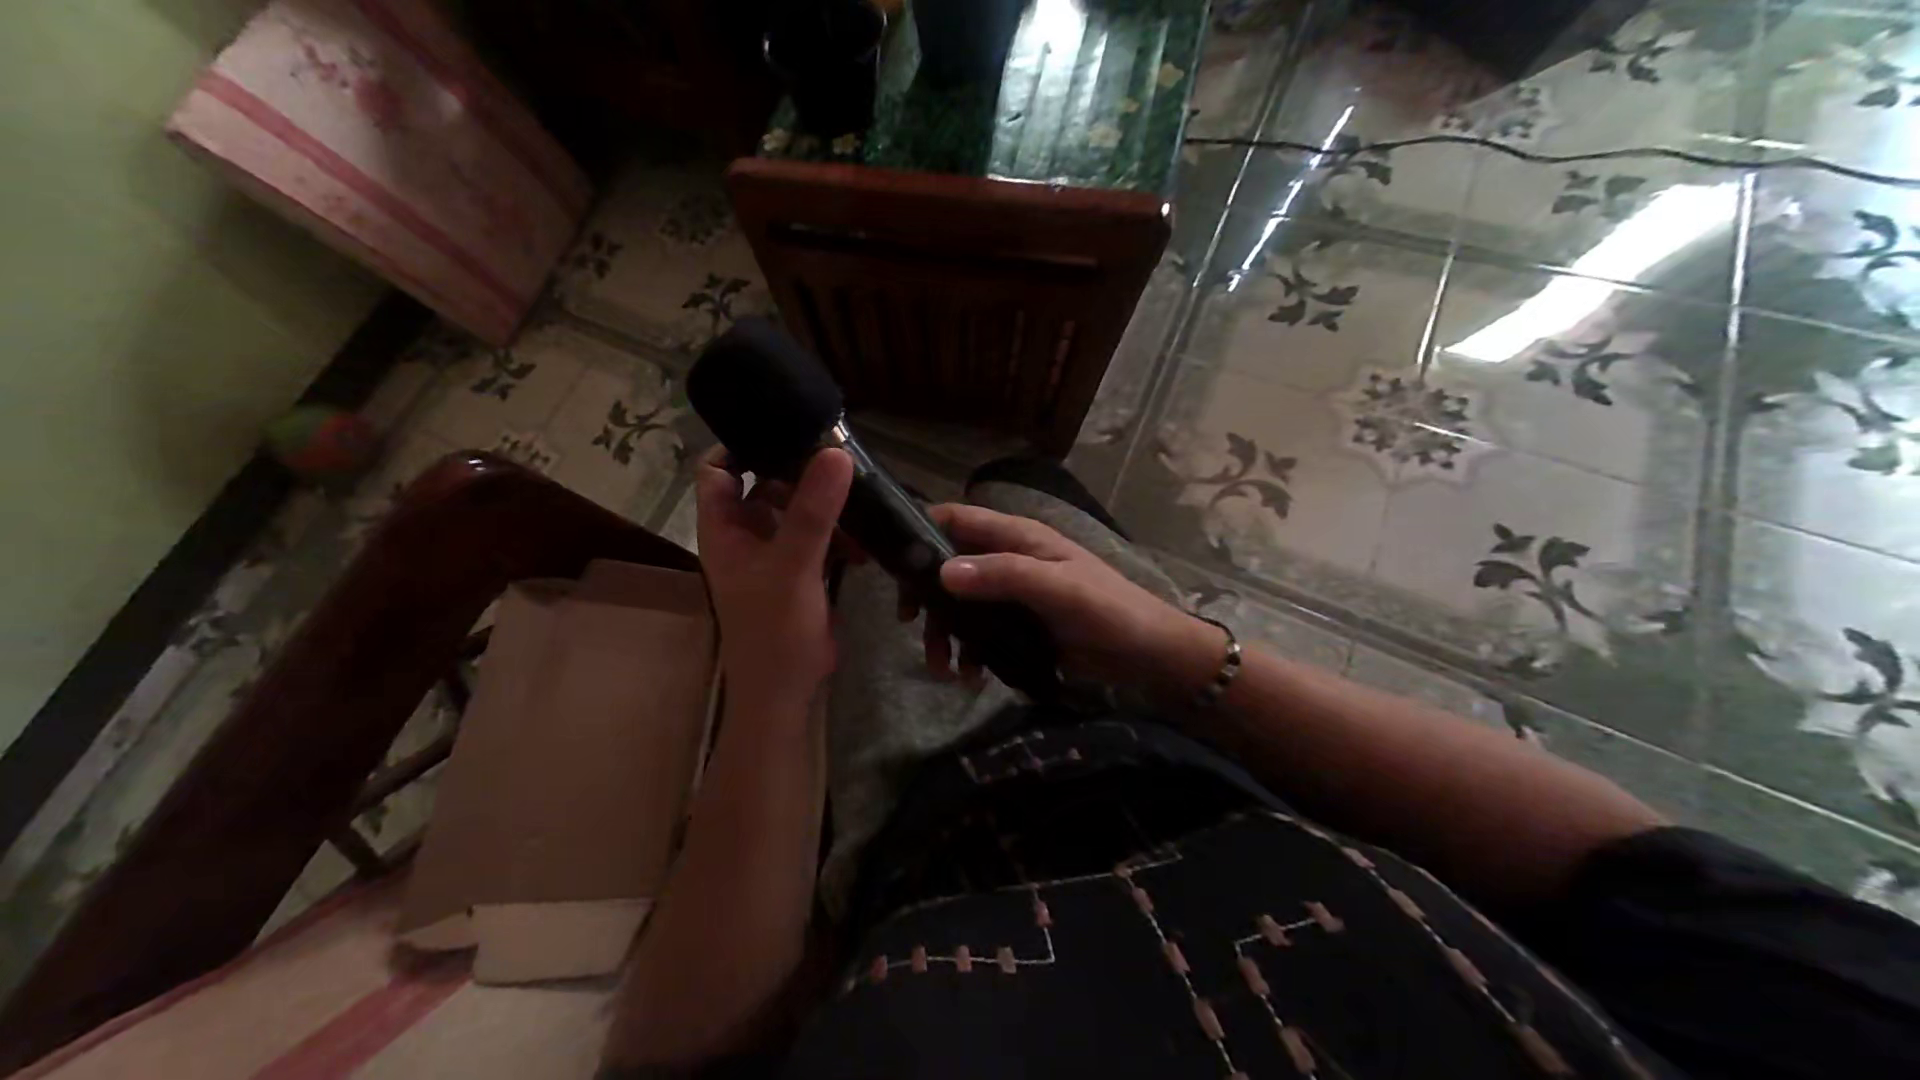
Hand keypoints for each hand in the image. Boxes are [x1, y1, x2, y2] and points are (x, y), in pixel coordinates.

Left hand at [695, 447, 853, 702]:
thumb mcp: (792, 566)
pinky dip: (837, 535)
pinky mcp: (800, 572)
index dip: (743, 447)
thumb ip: (812, 511)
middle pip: (764, 485)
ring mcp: (773, 554)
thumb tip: (836, 454)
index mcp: (725, 529)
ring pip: (795, 511)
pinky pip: (817, 537)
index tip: (787, 430)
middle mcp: (745, 536)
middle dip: (798, 473)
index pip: (719, 470)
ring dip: (823, 506)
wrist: (787, 691)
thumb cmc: (775, 630)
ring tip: (857, 504)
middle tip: (837, 461)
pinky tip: (862, 545)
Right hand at [910, 504, 1225, 701]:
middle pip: (950, 565)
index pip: (959, 519)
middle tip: (908, 622)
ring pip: (962, 604)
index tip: (890, 561)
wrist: (1147, 655)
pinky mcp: (1019, 627)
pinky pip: (980, 633)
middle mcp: (1010, 560)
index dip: (921, 530)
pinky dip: (968, 651)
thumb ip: (1004, 575)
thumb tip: (942, 572)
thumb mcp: (1057, 589)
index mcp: (1018, 537)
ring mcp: (1013, 595)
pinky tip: (969, 675)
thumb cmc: (1107, 610)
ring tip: (941, 667)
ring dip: (946, 632)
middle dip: (927, 594)